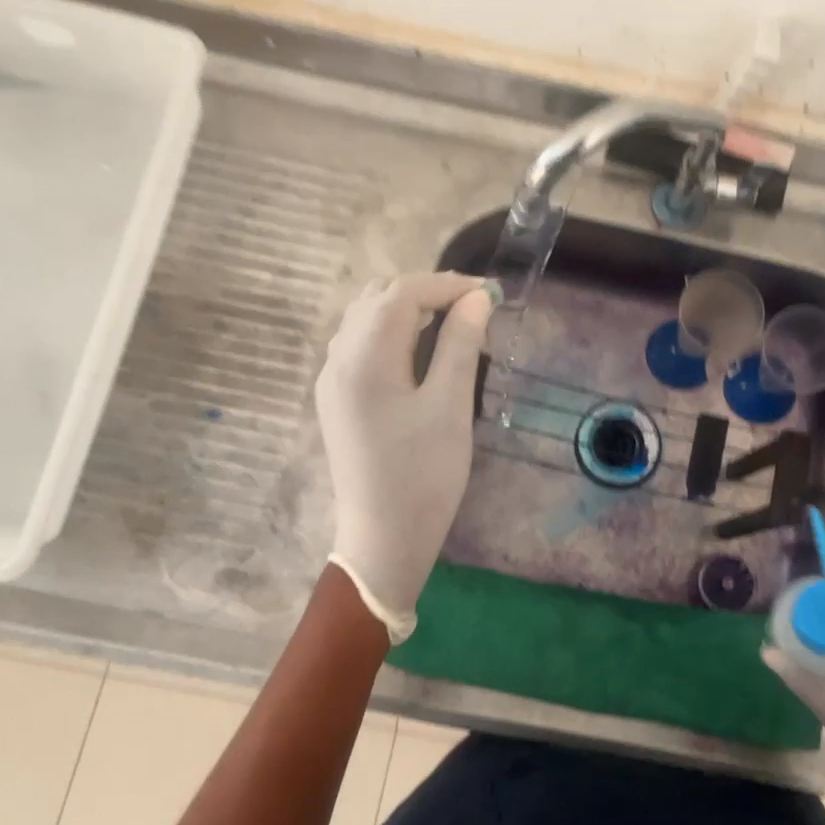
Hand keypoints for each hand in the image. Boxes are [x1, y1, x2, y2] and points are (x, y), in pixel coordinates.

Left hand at [316, 272, 496, 642]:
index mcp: (364, 357)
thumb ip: (460, 344)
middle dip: (429, 293)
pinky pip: (361, 344)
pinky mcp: (336, 399)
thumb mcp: (450, 407)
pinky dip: (393, 334)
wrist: (383, 539)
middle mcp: (338, 358)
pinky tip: (421, 355)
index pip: (403, 293)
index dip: (449, 284)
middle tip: (476, 313)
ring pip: (367, 319)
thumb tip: (476, 299)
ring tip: (453, 330)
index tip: (492, 295)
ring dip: (409, 311)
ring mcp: (332, 379)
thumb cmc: (423, 476)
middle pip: (380, 298)